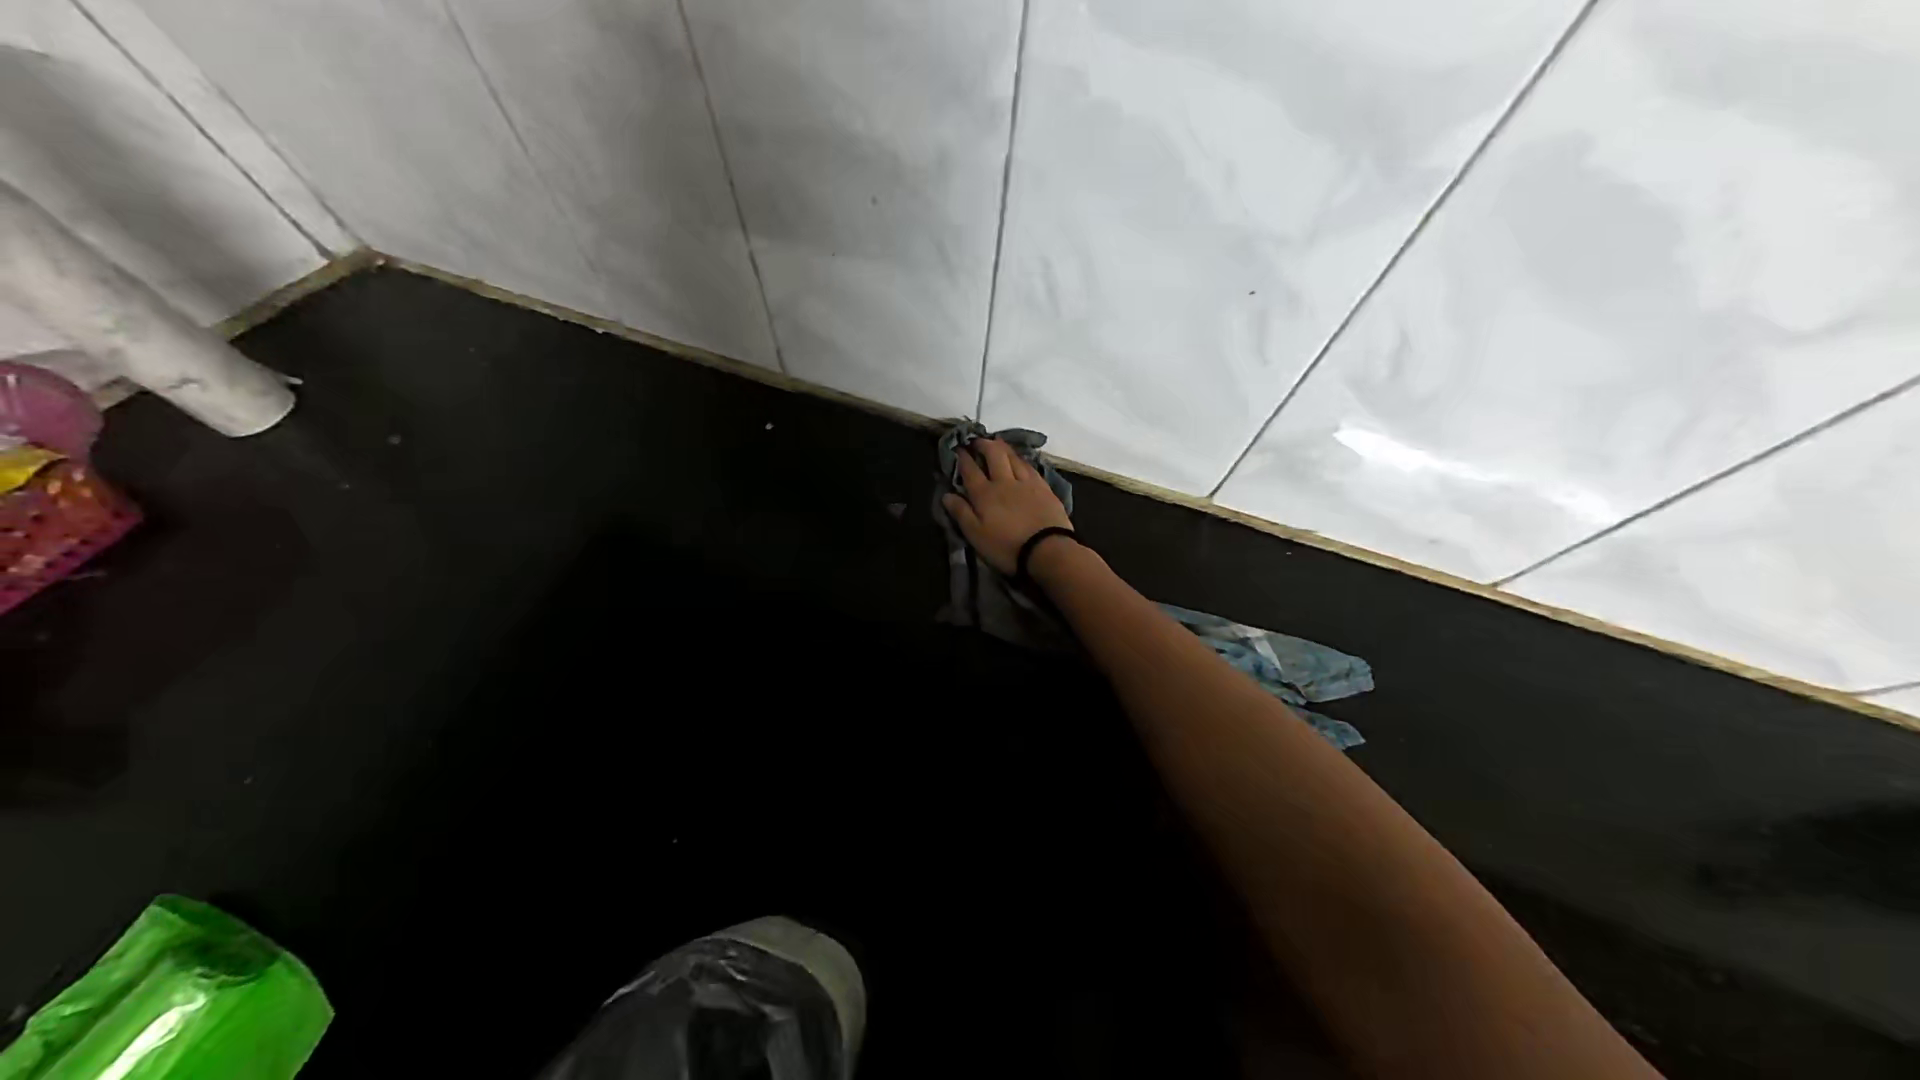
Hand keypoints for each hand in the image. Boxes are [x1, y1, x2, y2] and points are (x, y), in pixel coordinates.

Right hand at [941, 438, 1073, 575]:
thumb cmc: (1006, 546)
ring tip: (998, 443)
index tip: (959, 449)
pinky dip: (1022, 460)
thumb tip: (947, 494)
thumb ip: (961, 513)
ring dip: (1004, 448)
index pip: (971, 471)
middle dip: (984, 445)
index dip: (963, 458)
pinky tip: (1021, 460)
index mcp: (985, 494)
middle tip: (978, 441)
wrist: (1047, 549)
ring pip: (1014, 458)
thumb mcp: (976, 535)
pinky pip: (1030, 467)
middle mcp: (1005, 482)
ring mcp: (1027, 483)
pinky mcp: (1044, 488)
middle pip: (994, 455)